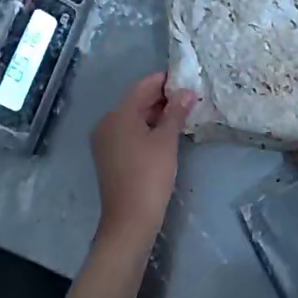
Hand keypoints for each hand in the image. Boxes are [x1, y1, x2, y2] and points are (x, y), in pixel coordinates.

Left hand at [90, 72, 195, 251]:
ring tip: (184, 112)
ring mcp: (106, 141)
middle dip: (163, 97)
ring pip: (134, 117)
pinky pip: (130, 132)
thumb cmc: (149, 175)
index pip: (143, 86)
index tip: (187, 77)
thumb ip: (176, 112)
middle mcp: (107, 123)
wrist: (130, 220)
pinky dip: (148, 128)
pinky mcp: (110, 156)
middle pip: (137, 101)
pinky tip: (167, 131)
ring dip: (157, 113)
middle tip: (190, 96)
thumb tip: (187, 92)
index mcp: (118, 115)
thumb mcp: (166, 140)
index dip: (165, 80)